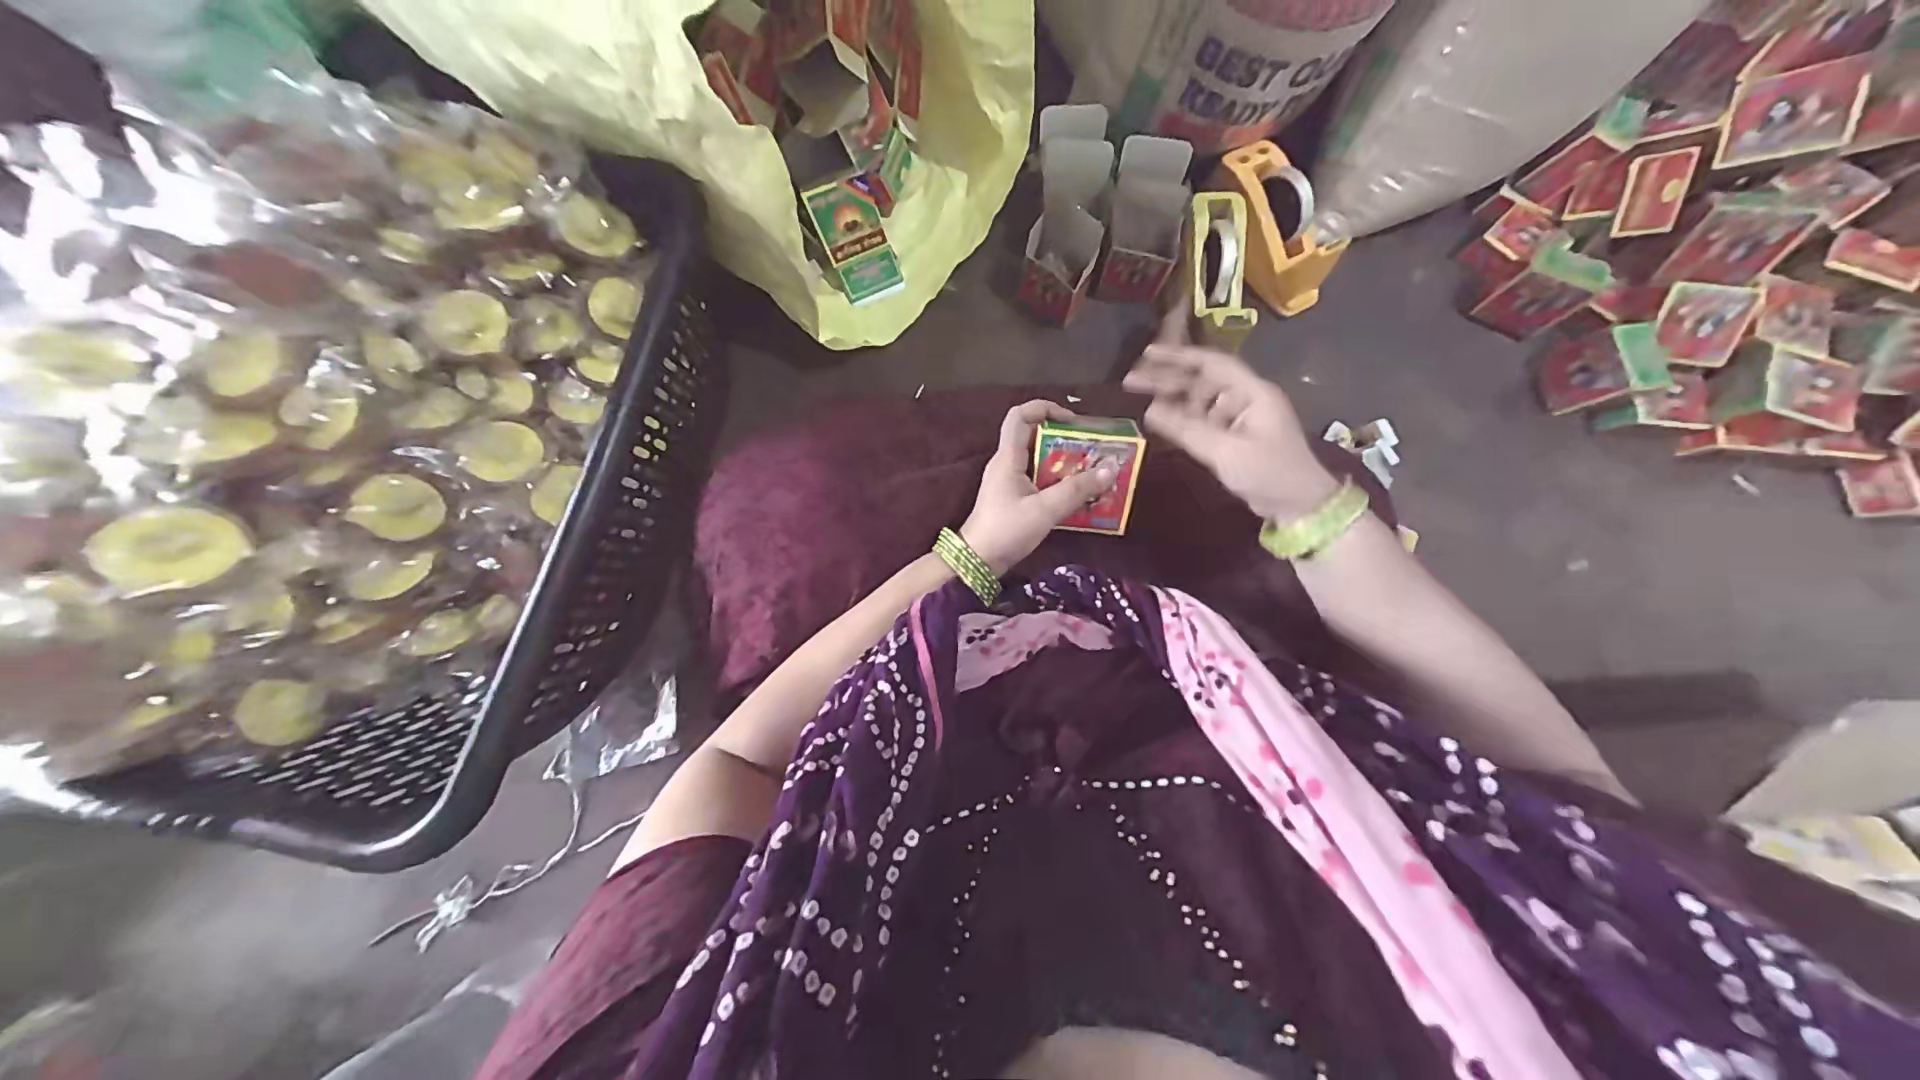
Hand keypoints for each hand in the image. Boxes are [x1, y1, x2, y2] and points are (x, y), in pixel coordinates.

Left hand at [959, 400, 1117, 574]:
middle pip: (1035, 437)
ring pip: (1039, 460)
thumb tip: (1110, 468)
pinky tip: (1078, 495)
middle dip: (1065, 440)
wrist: (977, 562)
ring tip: (1093, 473)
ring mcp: (1009, 482)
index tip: (1072, 421)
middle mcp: (1006, 464)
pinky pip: (1038, 480)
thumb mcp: (1044, 510)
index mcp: (1008, 458)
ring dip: (1065, 464)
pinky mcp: (1013, 499)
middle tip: (1092, 450)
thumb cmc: (1005, 531)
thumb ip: (1077, 489)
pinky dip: (1058, 482)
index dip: (1045, 408)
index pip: (1020, 415)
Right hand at [1123, 306, 1339, 521]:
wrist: (1299, 505)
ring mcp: (1240, 418)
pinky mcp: (1234, 436)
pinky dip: (1183, 419)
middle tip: (1131, 381)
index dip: (1179, 356)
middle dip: (1167, 379)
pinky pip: (1203, 420)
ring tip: (1142, 402)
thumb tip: (1150, 410)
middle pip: (1201, 381)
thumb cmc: (1269, 473)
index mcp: (1252, 393)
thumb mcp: (1226, 451)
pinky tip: (1162, 420)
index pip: (1211, 364)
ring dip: (1173, 400)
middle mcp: (1245, 398)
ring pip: (1200, 400)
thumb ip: (1187, 429)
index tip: (1148, 353)